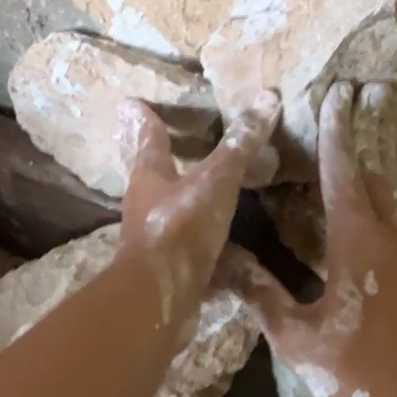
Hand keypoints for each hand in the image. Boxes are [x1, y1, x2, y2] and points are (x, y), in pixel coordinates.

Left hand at [116, 91, 281, 313]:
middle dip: (154, 155)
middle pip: (150, 171)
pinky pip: (187, 246)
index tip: (129, 103)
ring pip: (166, 208)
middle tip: (148, 138)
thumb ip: (240, 145)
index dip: (144, 119)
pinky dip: (203, 243)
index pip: (149, 137)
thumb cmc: (181, 227)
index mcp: (151, 174)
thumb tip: (267, 98)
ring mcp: (154, 237)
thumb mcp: (216, 180)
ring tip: (194, 188)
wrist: (159, 298)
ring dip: (178, 197)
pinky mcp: (167, 268)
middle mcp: (146, 202)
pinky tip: (226, 252)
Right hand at [221, 81, 396, 396]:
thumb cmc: (359, 376)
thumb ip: (261, 294)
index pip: (343, 169)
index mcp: (356, 239)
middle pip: (379, 166)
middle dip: (368, 124)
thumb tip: (221, 259)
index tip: (336, 94)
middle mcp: (393, 232)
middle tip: (368, 88)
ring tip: (389, 118)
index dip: (336, 129)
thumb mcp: (298, 339)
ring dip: (393, 151)